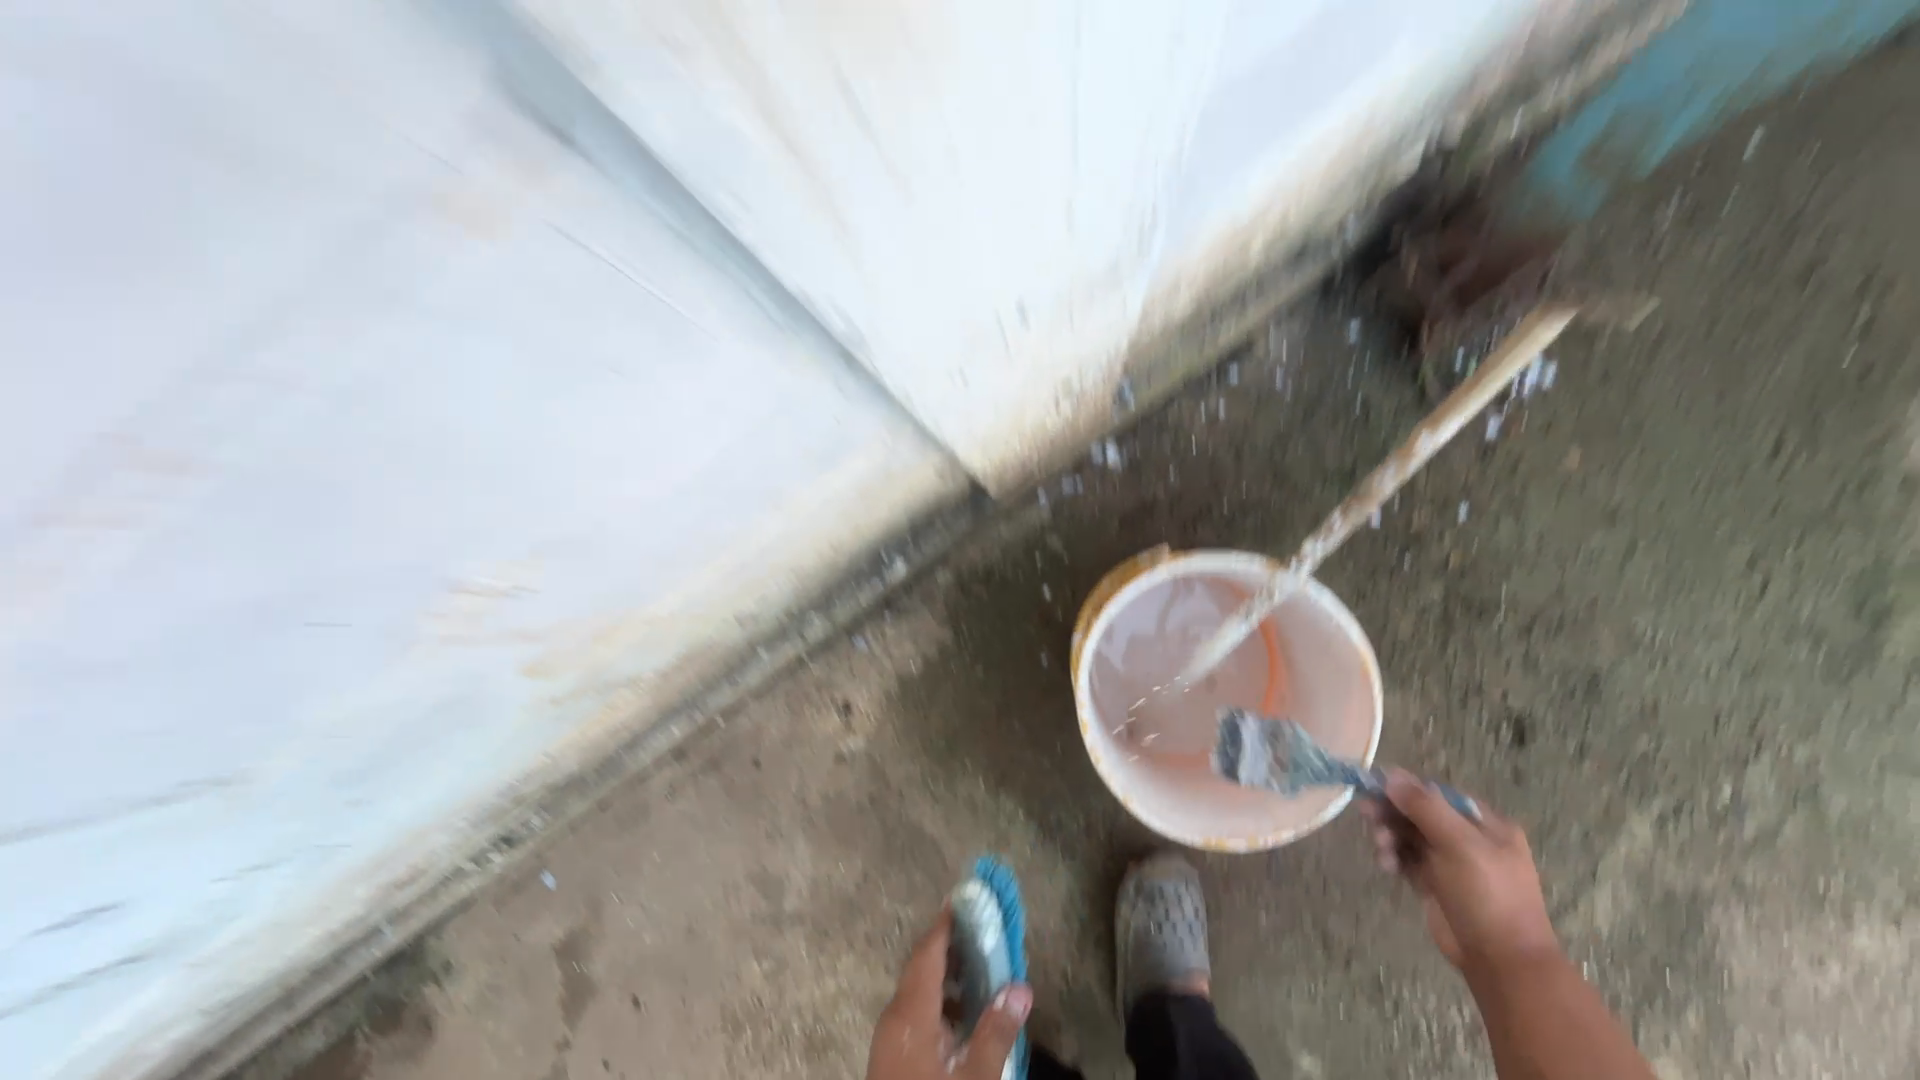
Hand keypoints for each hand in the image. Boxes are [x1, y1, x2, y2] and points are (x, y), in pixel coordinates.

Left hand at [866, 909, 1031, 1079]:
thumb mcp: (973, 1078)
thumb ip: (996, 1032)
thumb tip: (1022, 986)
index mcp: (910, 1012)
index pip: (928, 952)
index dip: (947, 924)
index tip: (967, 898)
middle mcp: (895, 1017)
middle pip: (922, 967)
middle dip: (952, 945)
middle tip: (985, 928)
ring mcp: (891, 1038)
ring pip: (919, 991)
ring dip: (949, 975)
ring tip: (985, 967)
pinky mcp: (894, 1056)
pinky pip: (918, 1012)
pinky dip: (942, 1001)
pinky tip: (967, 1014)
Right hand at [1363, 770, 1559, 974]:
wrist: (1501, 959)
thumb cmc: (1487, 894)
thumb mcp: (1459, 844)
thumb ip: (1424, 807)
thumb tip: (1391, 774)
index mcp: (1486, 824)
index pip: (1438, 794)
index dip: (1406, 789)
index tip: (1374, 786)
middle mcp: (1469, 839)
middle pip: (1420, 814)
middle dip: (1393, 813)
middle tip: (1365, 813)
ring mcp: (1452, 864)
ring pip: (1410, 837)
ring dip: (1391, 836)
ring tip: (1381, 847)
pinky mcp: (1435, 885)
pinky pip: (1407, 861)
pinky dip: (1394, 859)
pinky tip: (1387, 866)